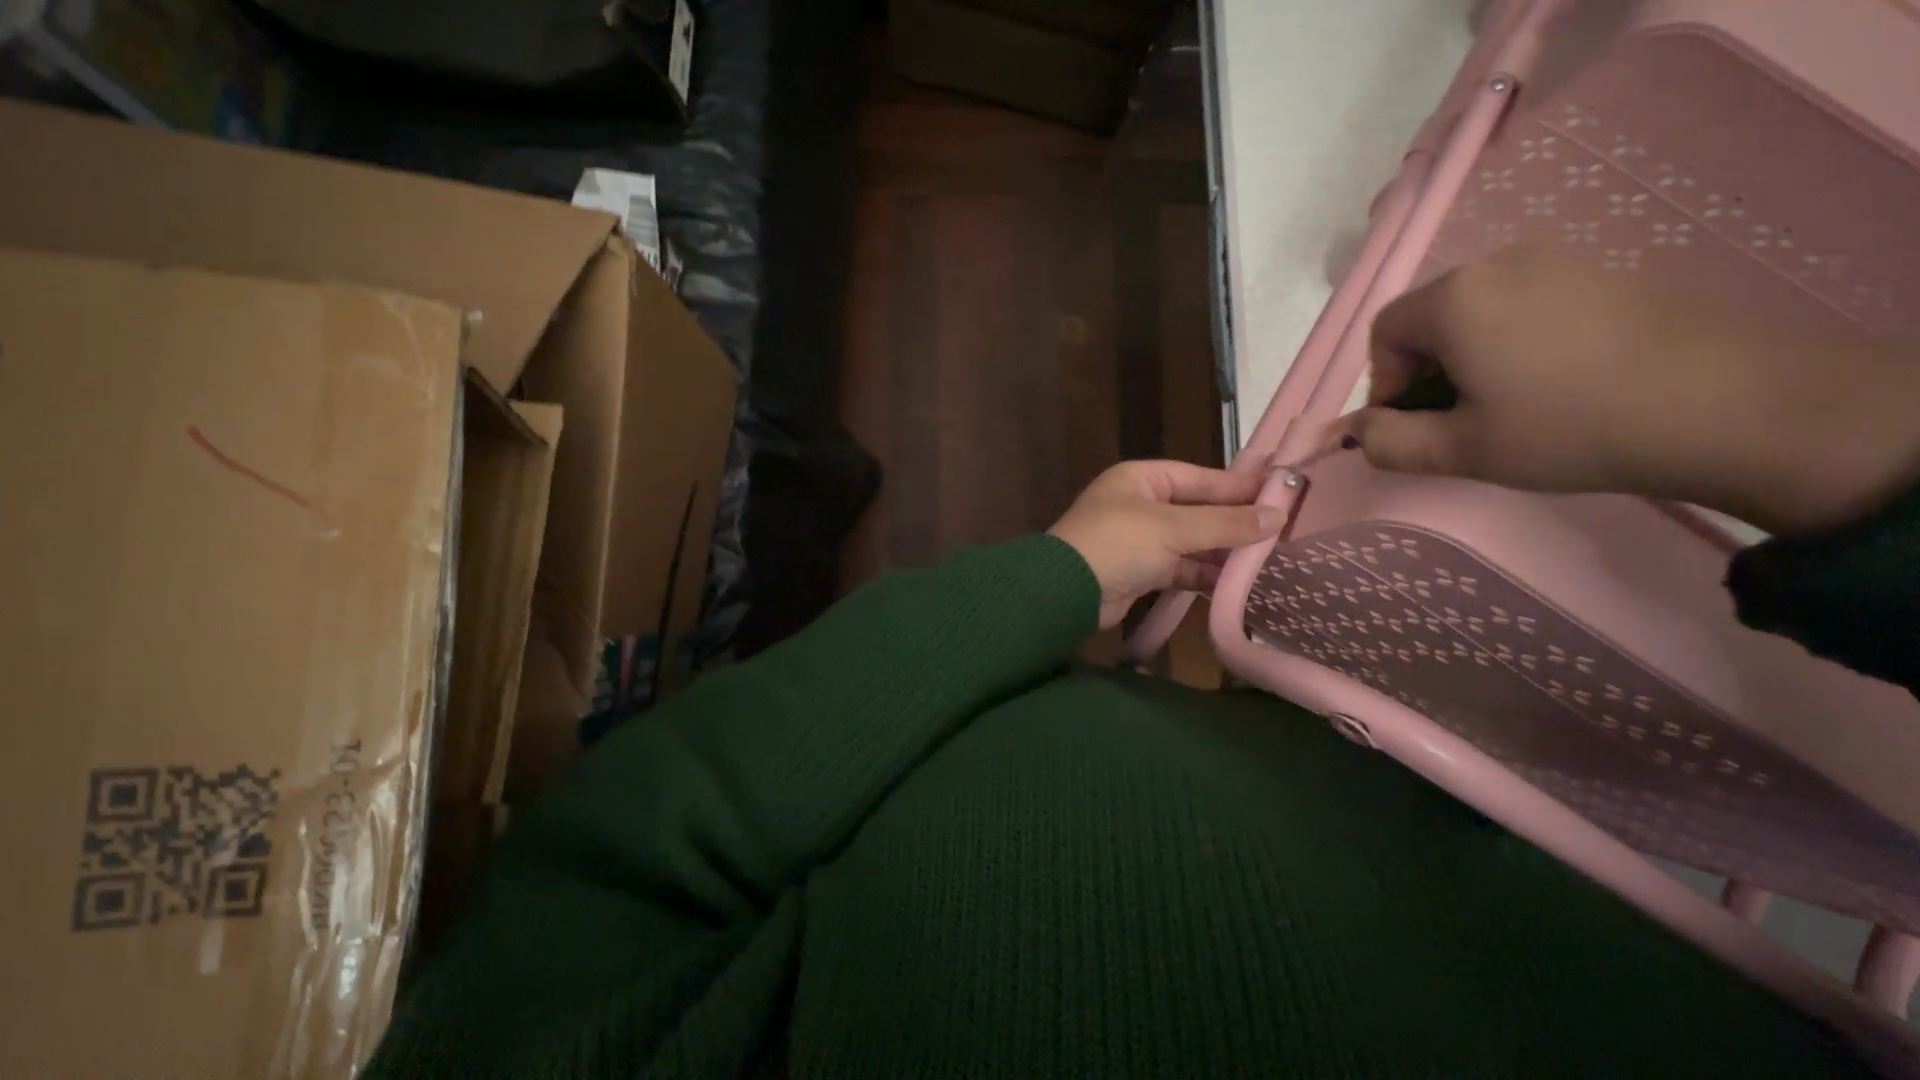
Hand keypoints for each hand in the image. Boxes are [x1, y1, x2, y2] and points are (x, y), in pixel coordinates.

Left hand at [1049, 461, 1288, 628]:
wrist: (1066, 592)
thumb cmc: (1118, 544)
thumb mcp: (1173, 527)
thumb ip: (1225, 523)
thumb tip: (1277, 516)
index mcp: (1141, 479)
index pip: (1199, 477)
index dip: (1238, 487)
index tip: (1280, 495)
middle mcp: (1141, 505)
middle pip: (1198, 510)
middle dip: (1234, 523)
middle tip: (1282, 531)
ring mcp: (1140, 540)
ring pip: (1192, 542)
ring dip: (1224, 552)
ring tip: (1269, 559)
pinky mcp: (1141, 572)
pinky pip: (1182, 568)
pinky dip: (1205, 575)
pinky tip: (1237, 583)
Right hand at [1345, 247, 1919, 534]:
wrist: (1723, 404)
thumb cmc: (1568, 427)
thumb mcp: (1462, 451)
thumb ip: (1389, 443)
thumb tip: (1358, 431)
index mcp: (1454, 298)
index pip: (1383, 332)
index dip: (1382, 384)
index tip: (1413, 426)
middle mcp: (1498, 264)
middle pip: (1431, 318)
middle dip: (1427, 372)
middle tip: (1460, 424)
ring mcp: (1557, 263)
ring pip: (1481, 313)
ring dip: (1473, 359)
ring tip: (1511, 408)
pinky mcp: (1603, 275)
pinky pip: (1530, 307)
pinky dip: (1520, 344)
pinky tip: (1558, 386)